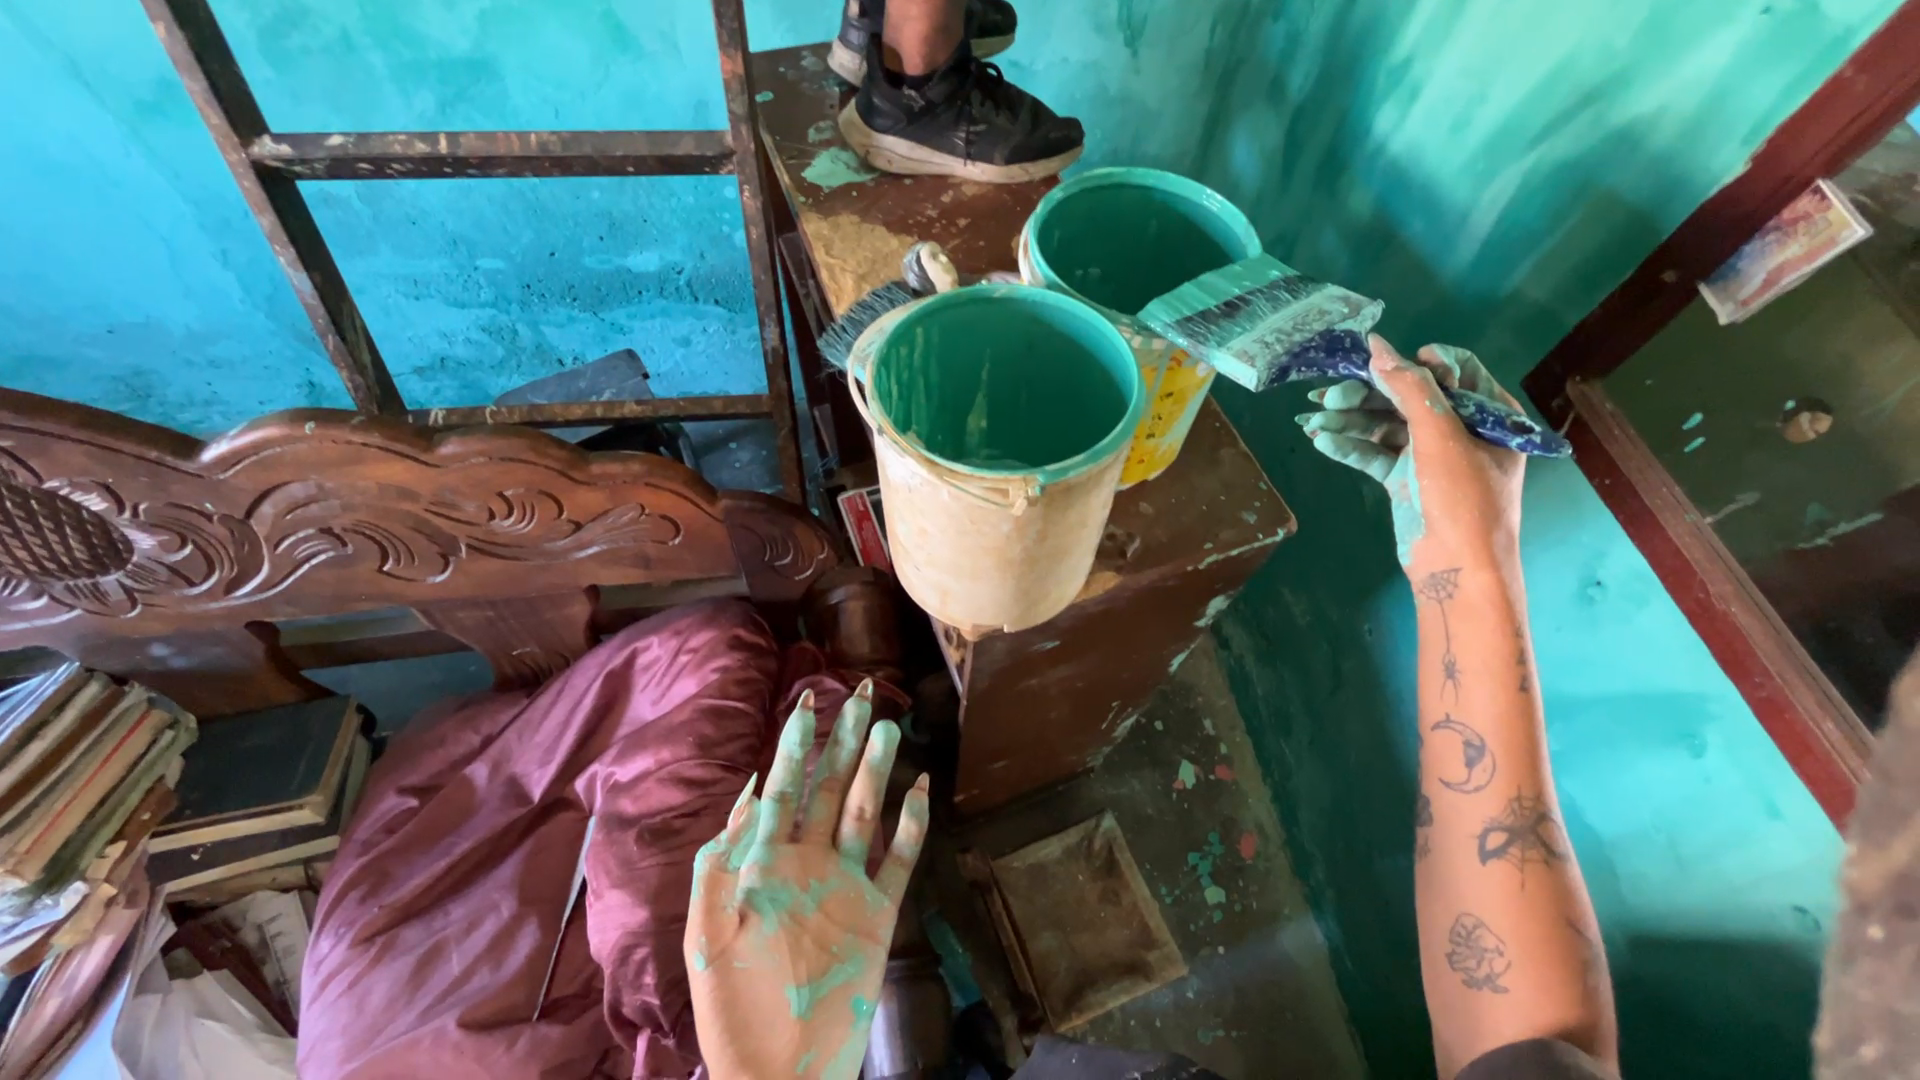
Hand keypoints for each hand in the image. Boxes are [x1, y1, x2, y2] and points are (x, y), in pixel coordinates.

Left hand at [686, 683, 929, 1079]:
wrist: (779, 1073)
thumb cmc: (733, 1009)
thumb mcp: (709, 933)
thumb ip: (723, 862)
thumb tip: (749, 793)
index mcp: (767, 861)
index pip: (783, 786)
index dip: (795, 744)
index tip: (809, 699)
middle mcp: (810, 862)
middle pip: (831, 788)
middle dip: (844, 740)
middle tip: (863, 693)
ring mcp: (847, 885)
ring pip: (865, 812)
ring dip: (878, 771)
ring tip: (889, 729)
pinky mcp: (878, 913)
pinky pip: (899, 860)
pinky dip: (912, 826)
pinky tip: (921, 792)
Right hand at [1297, 335, 1525, 574]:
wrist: (1456, 568)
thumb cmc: (1462, 498)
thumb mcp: (1440, 437)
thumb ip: (1410, 389)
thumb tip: (1377, 348)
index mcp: (1488, 413)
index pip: (1456, 370)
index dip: (1418, 362)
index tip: (1381, 364)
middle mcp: (1460, 429)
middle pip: (1410, 397)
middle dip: (1368, 395)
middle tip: (1329, 396)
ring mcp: (1430, 455)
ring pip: (1386, 426)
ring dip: (1350, 421)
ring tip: (1314, 420)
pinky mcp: (1404, 478)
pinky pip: (1375, 453)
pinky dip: (1350, 446)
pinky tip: (1322, 441)